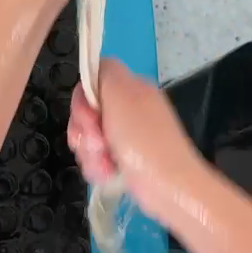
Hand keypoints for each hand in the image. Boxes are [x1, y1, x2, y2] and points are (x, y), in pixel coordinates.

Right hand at [67, 60, 213, 233]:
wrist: (168, 186)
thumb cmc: (143, 141)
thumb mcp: (121, 95)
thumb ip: (105, 73)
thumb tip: (95, 65)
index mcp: (131, 88)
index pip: (91, 83)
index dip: (83, 101)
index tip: (90, 117)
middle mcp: (129, 109)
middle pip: (86, 112)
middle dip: (84, 131)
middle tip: (98, 144)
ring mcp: (127, 136)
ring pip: (88, 138)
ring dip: (89, 153)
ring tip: (105, 164)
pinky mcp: (124, 159)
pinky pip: (97, 158)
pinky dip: (98, 167)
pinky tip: (107, 174)